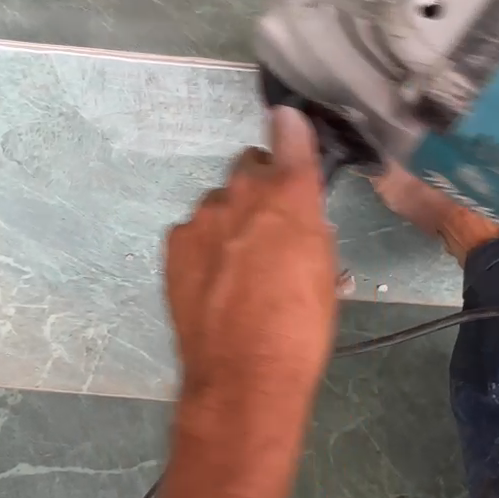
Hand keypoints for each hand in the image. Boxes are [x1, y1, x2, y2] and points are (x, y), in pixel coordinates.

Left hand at [157, 107, 337, 497]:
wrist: (243, 373)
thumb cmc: (301, 329)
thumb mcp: (323, 278)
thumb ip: (313, 234)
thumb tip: (306, 224)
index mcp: (292, 198)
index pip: (290, 138)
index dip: (290, 130)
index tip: (287, 124)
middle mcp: (244, 195)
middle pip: (248, 167)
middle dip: (259, 186)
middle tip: (267, 223)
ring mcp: (203, 219)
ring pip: (218, 202)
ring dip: (229, 218)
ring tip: (236, 262)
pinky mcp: (175, 245)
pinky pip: (193, 231)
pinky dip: (204, 245)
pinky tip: (211, 278)